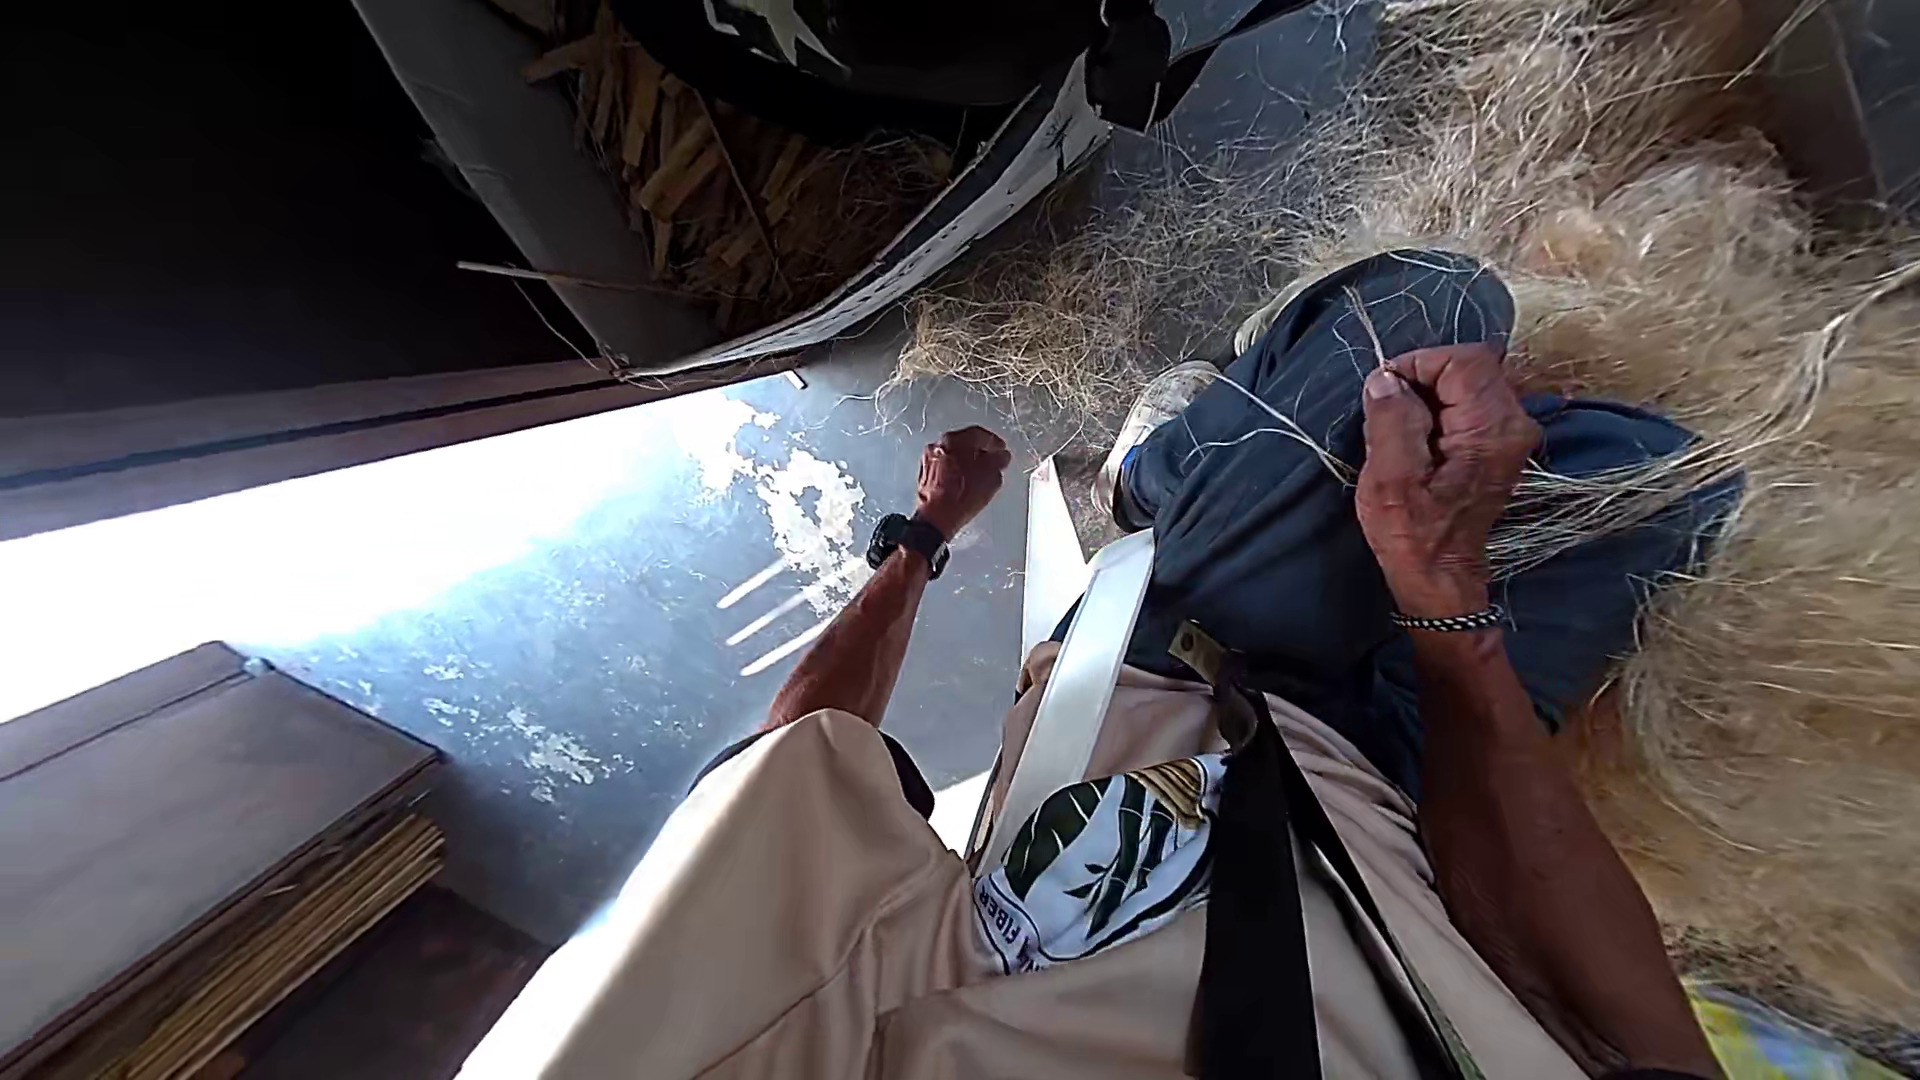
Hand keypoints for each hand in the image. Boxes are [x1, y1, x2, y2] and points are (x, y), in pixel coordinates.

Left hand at [913, 426, 1012, 538]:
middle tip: (991, 460)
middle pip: (964, 443)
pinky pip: (944, 468)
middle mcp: (938, 446)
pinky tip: (965, 484)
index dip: (994, 442)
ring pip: (953, 456)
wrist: (936, 516)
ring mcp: (929, 461)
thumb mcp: (991, 476)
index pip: (979, 434)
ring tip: (979, 475)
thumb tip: (1001, 457)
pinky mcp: (924, 476)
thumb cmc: (961, 495)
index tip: (1000, 449)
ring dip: (966, 463)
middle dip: (979, 452)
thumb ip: (998, 461)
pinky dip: (955, 472)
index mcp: (954, 440)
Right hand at [1356, 344, 1538, 617]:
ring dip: (1424, 393)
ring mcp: (1507, 436)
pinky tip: (1408, 435)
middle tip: (1380, 406)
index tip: (1380, 388)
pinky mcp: (1493, 447)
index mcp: (1491, 429)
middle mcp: (1513, 425)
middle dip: (1420, 376)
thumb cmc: (1409, 530)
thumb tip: (1384, 379)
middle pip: (1472, 368)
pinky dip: (1433, 409)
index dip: (1417, 363)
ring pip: (1468, 385)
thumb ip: (1391, 422)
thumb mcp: (1389, 477)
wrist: (1435, 572)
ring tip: (1390, 422)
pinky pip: (1465, 406)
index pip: (1466, 361)